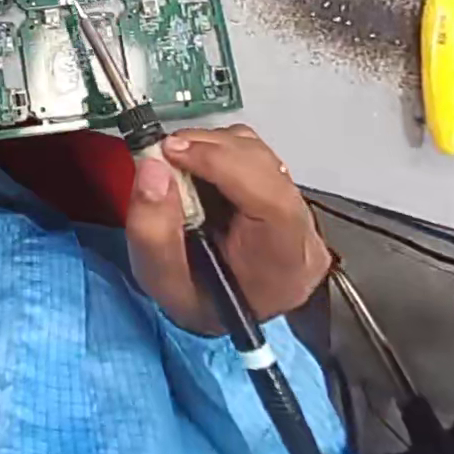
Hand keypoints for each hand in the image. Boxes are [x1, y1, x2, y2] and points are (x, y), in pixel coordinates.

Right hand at [124, 125, 331, 334]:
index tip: (170, 153)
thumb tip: (154, 167)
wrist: (216, 306)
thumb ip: (151, 230)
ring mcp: (296, 209)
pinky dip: (215, 149)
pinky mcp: (281, 189)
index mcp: (282, 263)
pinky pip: (252, 152)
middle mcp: (302, 233)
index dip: (221, 164)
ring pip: (258, 152)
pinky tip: (194, 168)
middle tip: (161, 154)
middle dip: (207, 149)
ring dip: (209, 147)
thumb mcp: (160, 280)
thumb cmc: (194, 298)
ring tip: (175, 164)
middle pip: (264, 167)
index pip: (270, 199)